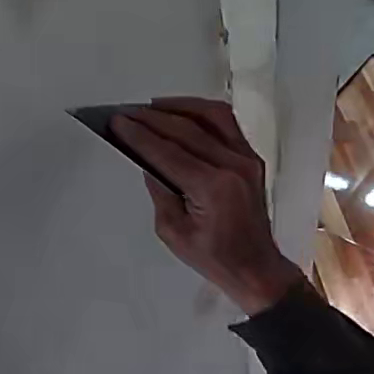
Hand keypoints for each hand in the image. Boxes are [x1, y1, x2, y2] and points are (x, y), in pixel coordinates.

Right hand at [110, 97, 302, 315]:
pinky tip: (183, 112)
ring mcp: (246, 159)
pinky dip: (202, 112)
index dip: (139, 135)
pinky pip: (227, 123)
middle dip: (151, 119)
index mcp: (212, 188)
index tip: (118, 122)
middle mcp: (233, 166)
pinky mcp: (251, 158)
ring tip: (152, 107)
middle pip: (186, 129)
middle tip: (126, 113)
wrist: (255, 267)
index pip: (167, 151)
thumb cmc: (215, 257)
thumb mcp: (172, 231)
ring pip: (210, 116)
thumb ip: (160, 191)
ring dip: (178, 106)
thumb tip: (146, 160)